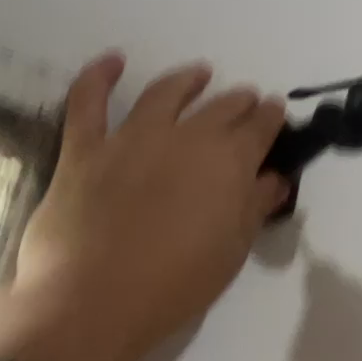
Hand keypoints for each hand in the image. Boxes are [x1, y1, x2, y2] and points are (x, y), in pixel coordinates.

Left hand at [9, 56, 290, 360]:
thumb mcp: (233, 250)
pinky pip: (89, 102)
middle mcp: (186, 136)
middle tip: (246, 100)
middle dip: (239, 101)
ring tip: (199, 74)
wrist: (94, 300)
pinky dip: (98, 76)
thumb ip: (256, 206)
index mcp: (229, 162)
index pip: (260, 127)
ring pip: (165, 93)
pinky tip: (112, 60)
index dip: (271, 116)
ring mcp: (132, 138)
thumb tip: (275, 178)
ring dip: (187, 79)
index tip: (276, 111)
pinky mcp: (85, 149)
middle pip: (221, 107)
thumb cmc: (177, 283)